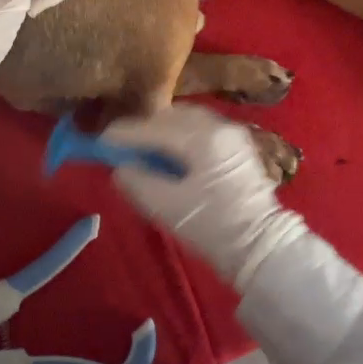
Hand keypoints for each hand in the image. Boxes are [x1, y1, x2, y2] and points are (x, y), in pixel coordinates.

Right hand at [101, 105, 307, 290]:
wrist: (260, 246)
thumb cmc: (212, 227)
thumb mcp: (167, 208)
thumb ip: (139, 182)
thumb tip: (120, 167)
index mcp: (203, 138)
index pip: (155, 127)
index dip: (125, 133)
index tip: (102, 139)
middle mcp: (219, 126)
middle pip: (172, 117)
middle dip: (144, 128)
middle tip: (120, 145)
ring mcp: (231, 133)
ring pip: (187, 119)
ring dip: (162, 129)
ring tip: (142, 148)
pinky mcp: (237, 145)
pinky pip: (201, 128)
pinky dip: (180, 134)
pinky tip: (169, 152)